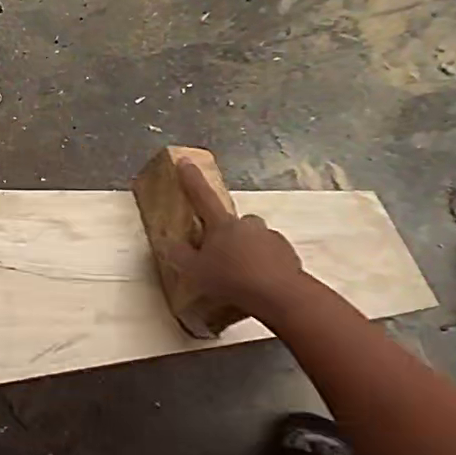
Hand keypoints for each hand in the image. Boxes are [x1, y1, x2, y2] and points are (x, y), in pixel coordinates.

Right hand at [163, 161, 314, 318]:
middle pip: (234, 223)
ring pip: (255, 239)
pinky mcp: (288, 254)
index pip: (202, 197)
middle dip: (227, 234)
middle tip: (221, 257)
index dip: (191, 180)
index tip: (185, 161)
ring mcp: (270, 237)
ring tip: (242, 276)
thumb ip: (180, 256)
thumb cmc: (230, 280)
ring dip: (248, 251)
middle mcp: (247, 225)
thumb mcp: (195, 272)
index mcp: (221, 225)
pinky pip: (272, 256)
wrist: (278, 293)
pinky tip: (260, 284)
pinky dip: (265, 265)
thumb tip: (167, 242)